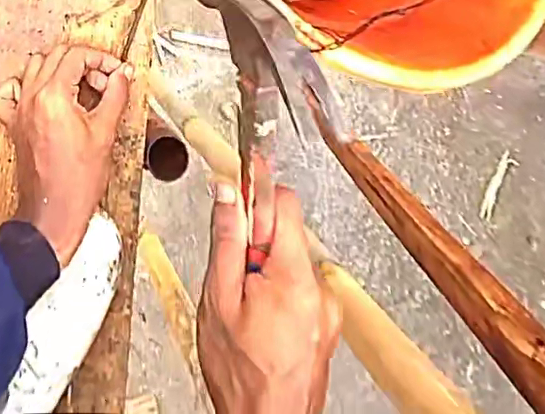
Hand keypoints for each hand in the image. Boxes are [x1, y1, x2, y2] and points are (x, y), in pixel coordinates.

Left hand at [0, 44, 133, 265]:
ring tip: (81, 89)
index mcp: (52, 96)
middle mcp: (31, 97)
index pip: (76, 55)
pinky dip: (26, 84)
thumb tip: (122, 74)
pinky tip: (45, 95)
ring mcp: (19, 109)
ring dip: (61, 69)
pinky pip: (10, 91)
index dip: (102, 59)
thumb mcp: (105, 133)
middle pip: (57, 55)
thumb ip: (115, 95)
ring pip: (36, 66)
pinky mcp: (14, 122)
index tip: (116, 72)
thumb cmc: (76, 183)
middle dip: (85, 63)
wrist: (51, 216)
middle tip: (104, 83)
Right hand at [198, 182, 340, 413]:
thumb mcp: (219, 298)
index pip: (283, 202)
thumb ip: (226, 238)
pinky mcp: (325, 320)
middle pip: (286, 227)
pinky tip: (259, 312)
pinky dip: (276, 284)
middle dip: (256, 232)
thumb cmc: (241, 374)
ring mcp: (326, 307)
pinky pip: (298, 280)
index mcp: (294, 278)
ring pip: (290, 254)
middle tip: (234, 260)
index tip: (243, 170)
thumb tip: (228, 191)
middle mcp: (318, 289)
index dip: (258, 186)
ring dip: (264, 261)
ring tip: (244, 296)